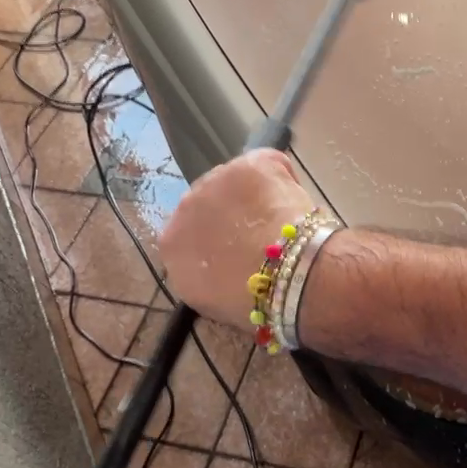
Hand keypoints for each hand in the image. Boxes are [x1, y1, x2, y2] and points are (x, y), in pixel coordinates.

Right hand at [157, 149, 317, 329]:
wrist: (286, 276)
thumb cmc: (253, 300)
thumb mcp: (213, 302)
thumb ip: (206, 277)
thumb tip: (222, 269)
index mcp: (172, 244)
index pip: (191, 233)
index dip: (218, 237)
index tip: (239, 247)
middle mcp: (185, 206)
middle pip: (211, 202)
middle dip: (235, 213)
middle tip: (264, 232)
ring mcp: (216, 180)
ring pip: (238, 181)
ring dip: (258, 195)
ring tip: (283, 220)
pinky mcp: (249, 165)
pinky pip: (269, 165)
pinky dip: (284, 179)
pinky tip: (295, 202)